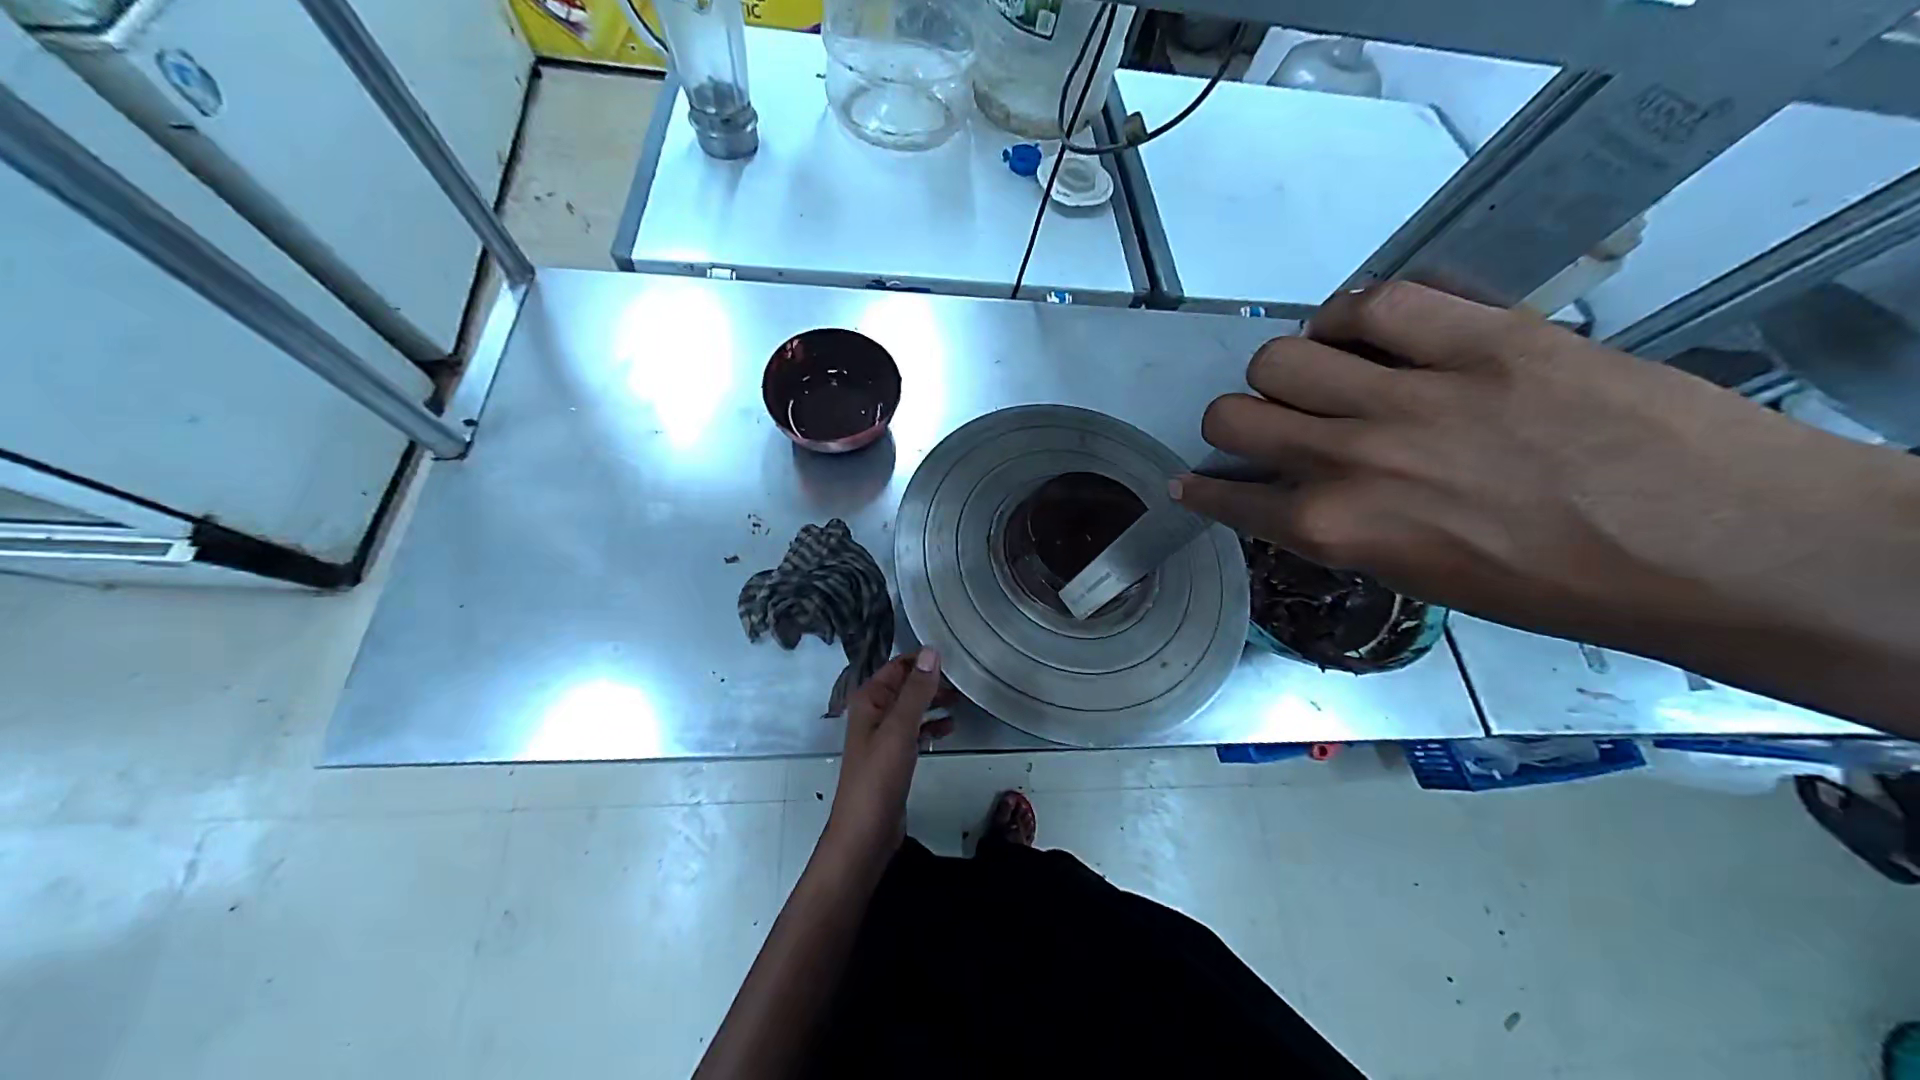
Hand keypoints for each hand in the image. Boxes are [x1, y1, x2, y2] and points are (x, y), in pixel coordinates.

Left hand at [825, 649, 952, 859]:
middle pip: (905, 686)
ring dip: (934, 702)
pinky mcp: (894, 757)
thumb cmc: (879, 777)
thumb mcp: (899, 728)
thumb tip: (932, 651)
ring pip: (912, 708)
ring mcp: (883, 736)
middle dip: (932, 680)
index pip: (897, 666)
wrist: (866, 832)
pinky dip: (932, 726)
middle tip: (964, 679)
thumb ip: (916, 690)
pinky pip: (915, 731)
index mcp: (869, 700)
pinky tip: (951, 728)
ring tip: (962, 700)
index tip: (954, 655)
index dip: (922, 659)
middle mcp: (874, 713)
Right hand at [1175, 282, 1919, 725]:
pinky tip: (1371, 333)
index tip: (1195, 481)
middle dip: (1235, 423)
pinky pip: (1375, 300)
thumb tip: (1295, 497)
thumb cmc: (1560, 587)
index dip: (1203, 487)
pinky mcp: (1481, 337)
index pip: (1230, 495)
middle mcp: (1353, 460)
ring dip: (1288, 371)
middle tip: (1271, 426)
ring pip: (1282, 355)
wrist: (1723, 546)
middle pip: (1232, 413)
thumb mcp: (1422, 577)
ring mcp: (1414, 393)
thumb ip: (1342, 530)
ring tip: (1326, 377)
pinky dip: (1354, 315)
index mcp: (1340, 530)